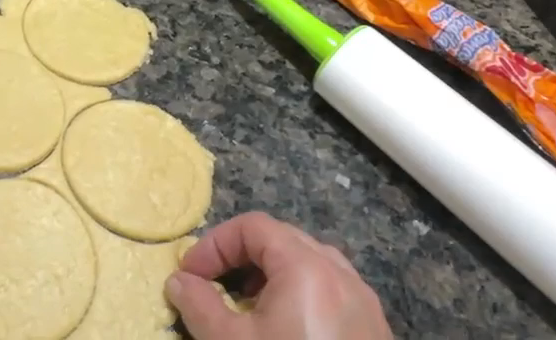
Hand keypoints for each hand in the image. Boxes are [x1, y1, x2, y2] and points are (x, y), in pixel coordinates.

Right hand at [167, 212, 391, 339]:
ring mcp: (364, 304)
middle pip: (281, 239)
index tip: (190, 276)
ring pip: (309, 264)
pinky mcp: (375, 333)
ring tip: (249, 307)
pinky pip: (331, 293)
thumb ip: (200, 306)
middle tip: (214, 285)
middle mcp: (341, 274)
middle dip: (240, 257)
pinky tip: (286, 332)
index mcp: (306, 266)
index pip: (251, 227)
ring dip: (271, 275)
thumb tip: (179, 282)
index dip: (214, 244)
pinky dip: (301, 297)